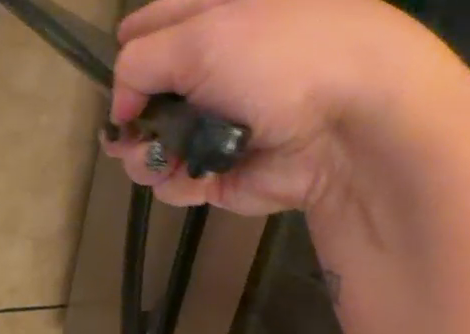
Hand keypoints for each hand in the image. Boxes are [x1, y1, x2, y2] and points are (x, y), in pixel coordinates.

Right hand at [102, 0, 469, 215]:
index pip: (154, 27)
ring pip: (152, 143)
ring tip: (160, 159)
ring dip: (146, 154)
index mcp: (220, 16)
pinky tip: (192, 177)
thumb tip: (121, 106)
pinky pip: (175, 181)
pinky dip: (176, 182)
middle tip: (130, 131)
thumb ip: (139, 63)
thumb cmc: (279, 60)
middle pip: (146, 94)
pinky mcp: (220, 172)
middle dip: (131, 114)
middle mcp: (216, 69)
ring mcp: (216, 124)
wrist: (348, 124)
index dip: (130, 51)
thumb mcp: (200, 38)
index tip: (124, 77)